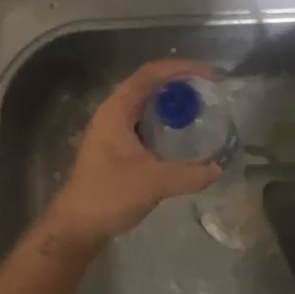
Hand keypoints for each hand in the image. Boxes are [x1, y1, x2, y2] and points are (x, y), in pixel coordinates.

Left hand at [44, 59, 223, 247]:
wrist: (77, 226)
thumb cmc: (108, 196)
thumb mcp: (152, 183)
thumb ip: (188, 174)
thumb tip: (217, 169)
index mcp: (116, 111)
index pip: (149, 74)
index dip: (180, 68)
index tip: (209, 74)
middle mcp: (113, 114)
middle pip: (149, 86)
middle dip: (180, 84)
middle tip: (210, 92)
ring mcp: (112, 132)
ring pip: (146, 106)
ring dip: (172, 104)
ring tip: (202, 109)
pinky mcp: (116, 149)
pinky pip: (145, 125)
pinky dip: (165, 124)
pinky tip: (183, 137)